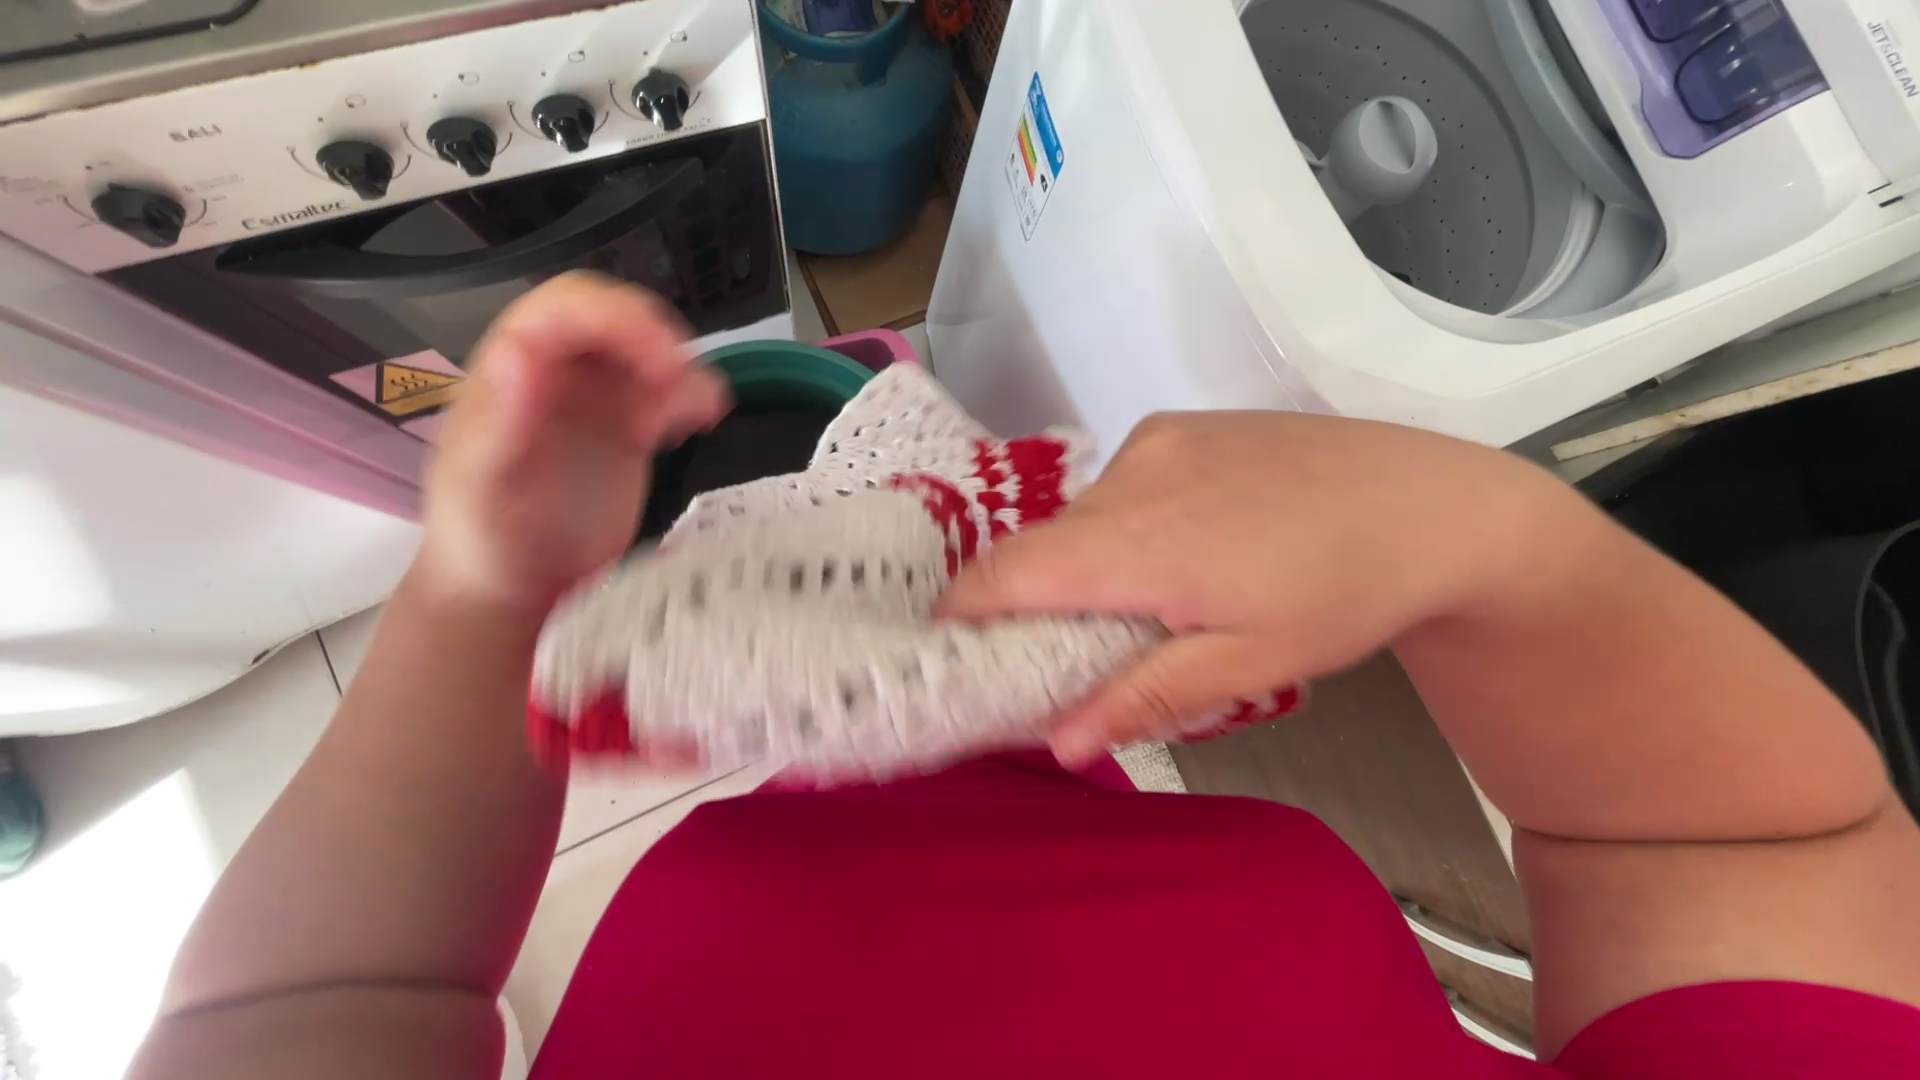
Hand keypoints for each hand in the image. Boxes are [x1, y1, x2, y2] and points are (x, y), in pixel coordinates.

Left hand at [417, 273, 729, 617]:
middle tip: (682, 382)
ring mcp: (595, 399)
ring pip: (648, 350)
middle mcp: (556, 372)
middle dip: (657, 338)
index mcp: (512, 371)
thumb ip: (500, 423)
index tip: (663, 360)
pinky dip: (693, 398)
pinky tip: (700, 424)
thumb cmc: (486, 541)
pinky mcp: (628, 428)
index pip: (567, 309)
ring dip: (682, 370)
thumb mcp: (480, 488)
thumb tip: (522, 353)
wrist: (517, 589)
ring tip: (700, 411)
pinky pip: (668, 393)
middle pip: (614, 316)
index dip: (620, 318)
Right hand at [937, 411, 1593, 763]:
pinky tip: (1190, 540)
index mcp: (1137, 544)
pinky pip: (1117, 485)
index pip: (1006, 573)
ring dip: (1088, 561)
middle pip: (1039, 546)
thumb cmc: (1342, 595)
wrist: (1432, 502)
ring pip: (1080, 516)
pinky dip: (1123, 523)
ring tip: (1156, 594)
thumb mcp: (1250, 664)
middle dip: (1036, 599)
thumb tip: (1058, 741)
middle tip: (1074, 645)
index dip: (963, 610)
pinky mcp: (1179, 423)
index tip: (951, 646)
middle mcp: (1127, 478)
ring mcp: (1154, 440)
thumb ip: (1145, 696)